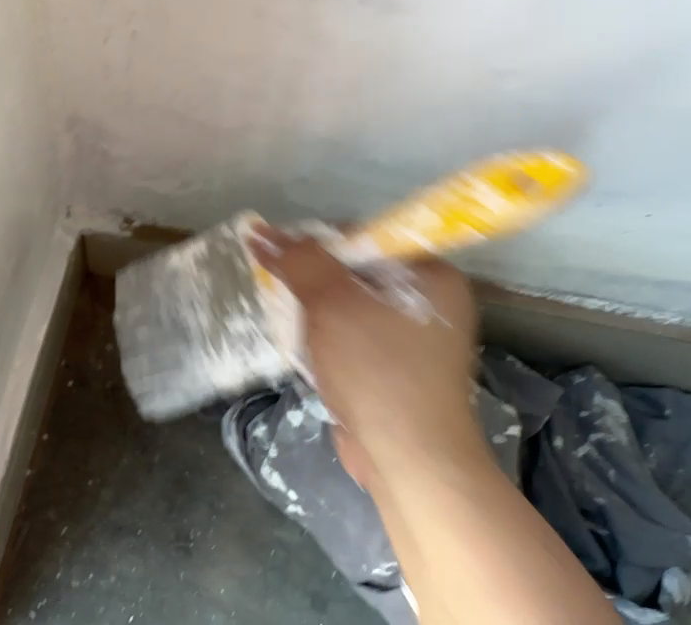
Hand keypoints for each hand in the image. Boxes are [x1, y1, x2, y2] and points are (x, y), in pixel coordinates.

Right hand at [251, 225, 483, 484]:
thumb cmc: (376, 369)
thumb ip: (297, 260)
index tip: (280, 256)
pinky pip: (351, 339)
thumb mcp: (331, 301)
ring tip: (289, 323)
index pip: (366, 238)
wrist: (407, 460)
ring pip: (348, 308)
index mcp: (432, 276)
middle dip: (312, 282)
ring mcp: (414, 342)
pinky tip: (305, 353)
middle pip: (354, 272)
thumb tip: (258, 231)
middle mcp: (430, 304)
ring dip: (314, 314)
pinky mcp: (396, 372)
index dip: (318, 242)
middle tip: (280, 289)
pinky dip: (325, 341)